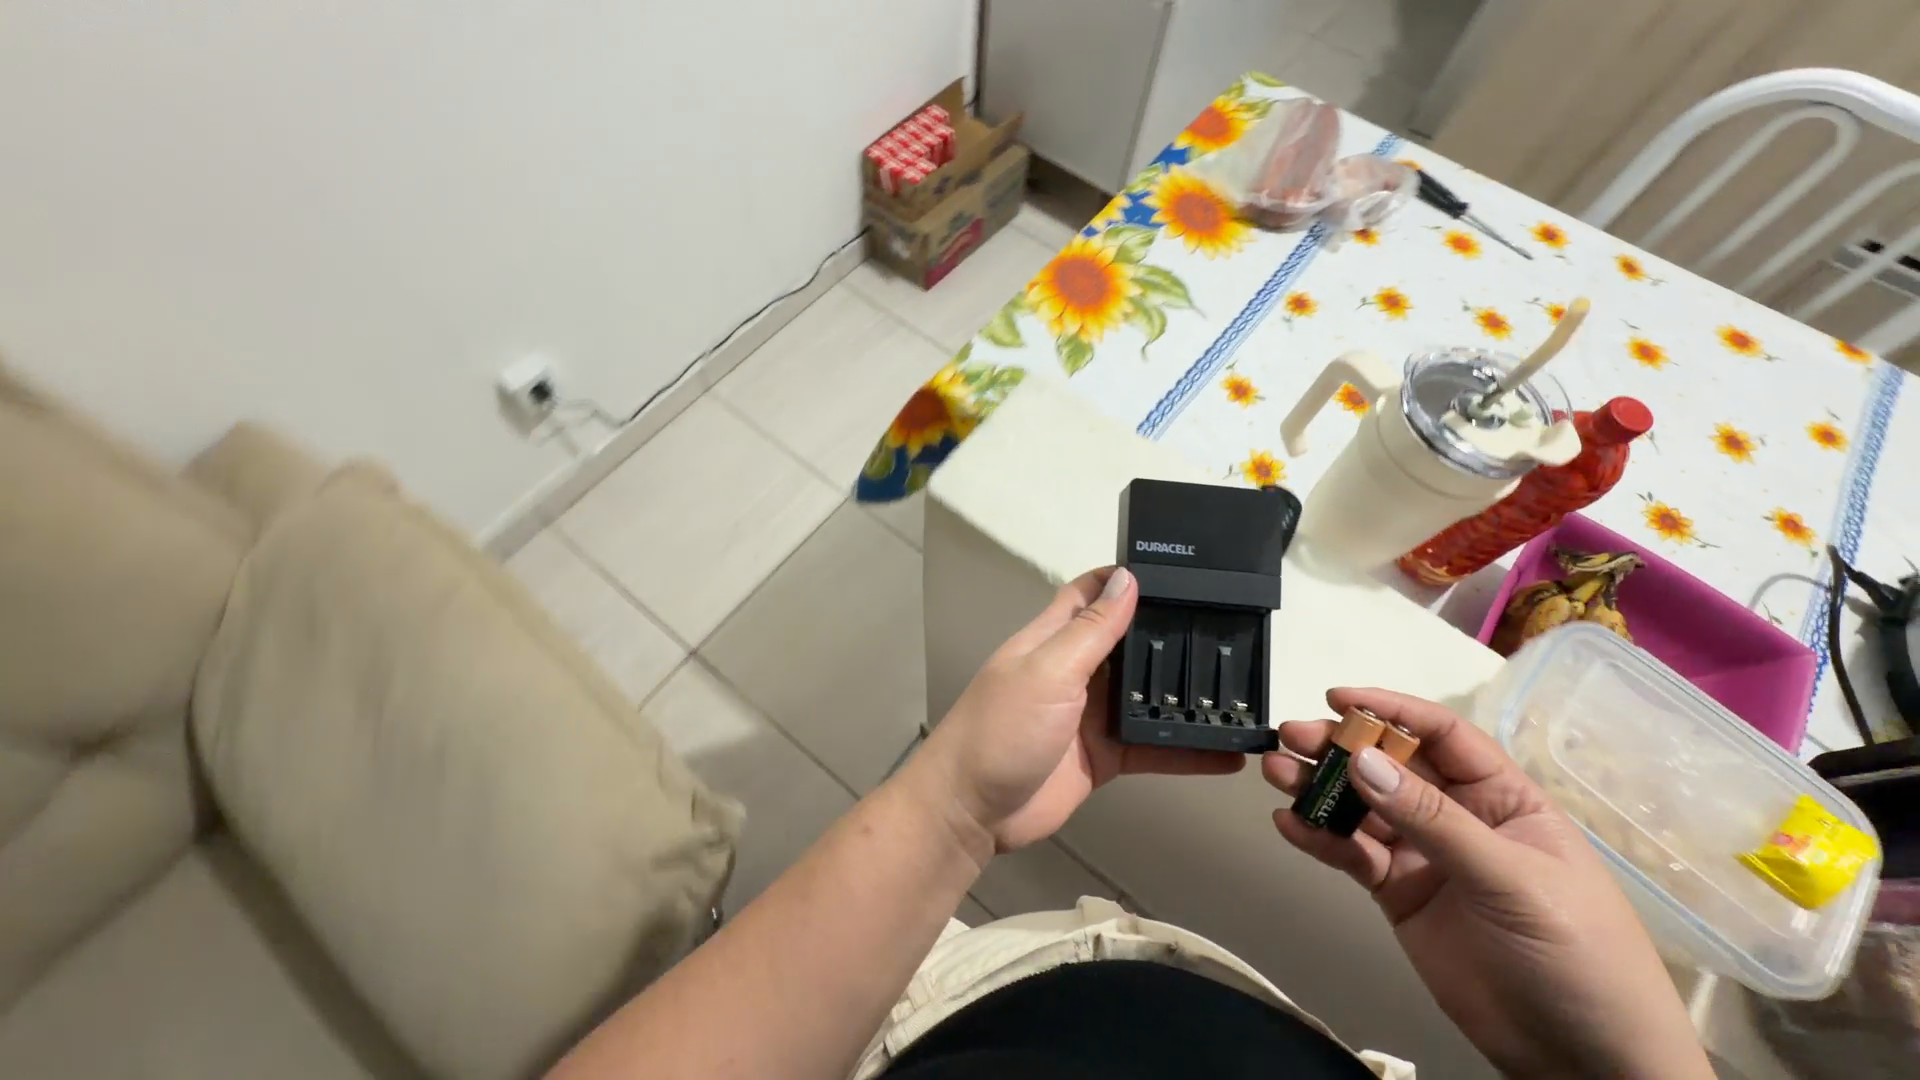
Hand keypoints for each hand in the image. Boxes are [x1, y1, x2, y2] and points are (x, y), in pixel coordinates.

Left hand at [903, 567, 1243, 855]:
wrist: (972, 812)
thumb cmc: (1000, 730)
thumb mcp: (1048, 672)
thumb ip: (1091, 630)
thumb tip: (1127, 578)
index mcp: (1053, 639)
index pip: (1091, 594)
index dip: (1126, 578)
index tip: (1178, 571)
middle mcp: (1075, 671)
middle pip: (1128, 643)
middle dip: (1168, 634)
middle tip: (1229, 627)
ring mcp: (1089, 715)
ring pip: (1145, 696)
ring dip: (1183, 694)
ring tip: (1239, 688)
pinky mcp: (1103, 756)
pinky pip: (1152, 747)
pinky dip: (1186, 750)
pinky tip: (1227, 752)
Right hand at [1263, 689, 1712, 1079]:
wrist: (1585, 1062)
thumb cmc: (1578, 957)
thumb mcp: (1513, 880)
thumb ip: (1434, 821)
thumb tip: (1364, 763)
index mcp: (1502, 798)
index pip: (1442, 735)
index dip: (1390, 710)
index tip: (1338, 698)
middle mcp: (1457, 816)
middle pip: (1389, 765)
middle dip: (1339, 747)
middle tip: (1291, 736)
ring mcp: (1424, 855)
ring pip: (1361, 806)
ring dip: (1319, 787)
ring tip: (1276, 774)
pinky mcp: (1397, 893)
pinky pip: (1351, 855)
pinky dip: (1318, 838)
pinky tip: (1289, 825)